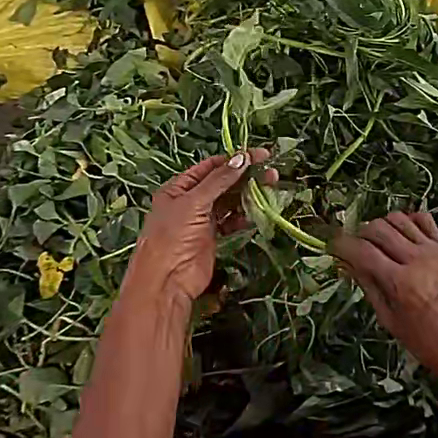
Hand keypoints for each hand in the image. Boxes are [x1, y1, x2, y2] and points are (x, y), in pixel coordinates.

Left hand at [128, 148, 272, 303]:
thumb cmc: (173, 237)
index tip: (259, 155)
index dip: (234, 160)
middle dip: (246, 177)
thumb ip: (219, 180)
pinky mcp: (213, 236)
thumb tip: (242, 157)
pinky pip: (232, 220)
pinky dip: (244, 216)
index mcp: (179, 188)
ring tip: (269, 189)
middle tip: (271, 173)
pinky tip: (256, 213)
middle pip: (223, 183)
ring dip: (248, 195)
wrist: (167, 282)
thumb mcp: (194, 203)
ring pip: (230, 201)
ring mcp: (202, 219)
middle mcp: (190, 201)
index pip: (210, 167)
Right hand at [331, 211, 437, 379]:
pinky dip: (408, 220)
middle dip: (360, 234)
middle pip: (379, 229)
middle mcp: (417, 260)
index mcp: (400, 282)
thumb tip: (345, 262)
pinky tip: (401, 234)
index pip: (363, 252)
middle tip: (354, 246)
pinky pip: (423, 219)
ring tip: (376, 240)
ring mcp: (433, 250)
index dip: (343, 245)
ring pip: (399, 219)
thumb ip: (366, 284)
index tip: (332, 246)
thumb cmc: (420, 338)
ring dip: (382, 225)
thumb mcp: (386, 316)